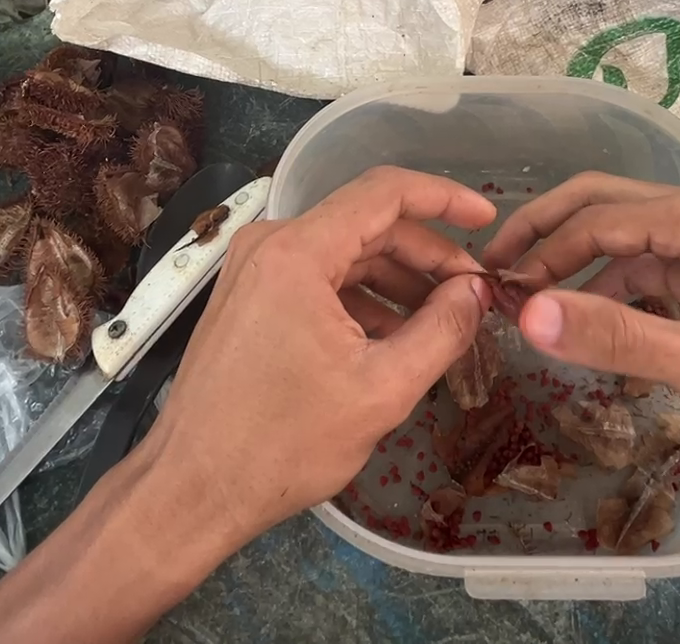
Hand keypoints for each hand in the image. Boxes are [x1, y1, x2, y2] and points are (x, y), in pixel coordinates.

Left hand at [144, 165, 495, 544]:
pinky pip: (319, 277)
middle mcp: (271, 242)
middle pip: (368, 224)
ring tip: (444, 319)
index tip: (487, 217)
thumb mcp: (381, 389)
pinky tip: (396, 335)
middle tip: (474, 292)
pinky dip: (362, 298)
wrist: (193, 487)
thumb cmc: (284, 442)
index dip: (444, 197)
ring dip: (397, 280)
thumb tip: (477, 291)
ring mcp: (256, 267)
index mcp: (298, 251)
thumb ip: (442, 330)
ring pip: (345, 252)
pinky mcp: (251, 294)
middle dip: (427, 255)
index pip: (385, 192)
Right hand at [479, 173, 679, 467]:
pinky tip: (586, 318)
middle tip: (493, 266)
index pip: (596, 219)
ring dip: (571, 261)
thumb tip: (527, 317)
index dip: (540, 252)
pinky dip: (605, 285)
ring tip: (530, 299)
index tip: (495, 289)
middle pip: (601, 203)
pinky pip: (642, 264)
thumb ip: (616, 337)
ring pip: (618, 234)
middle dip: (543, 231)